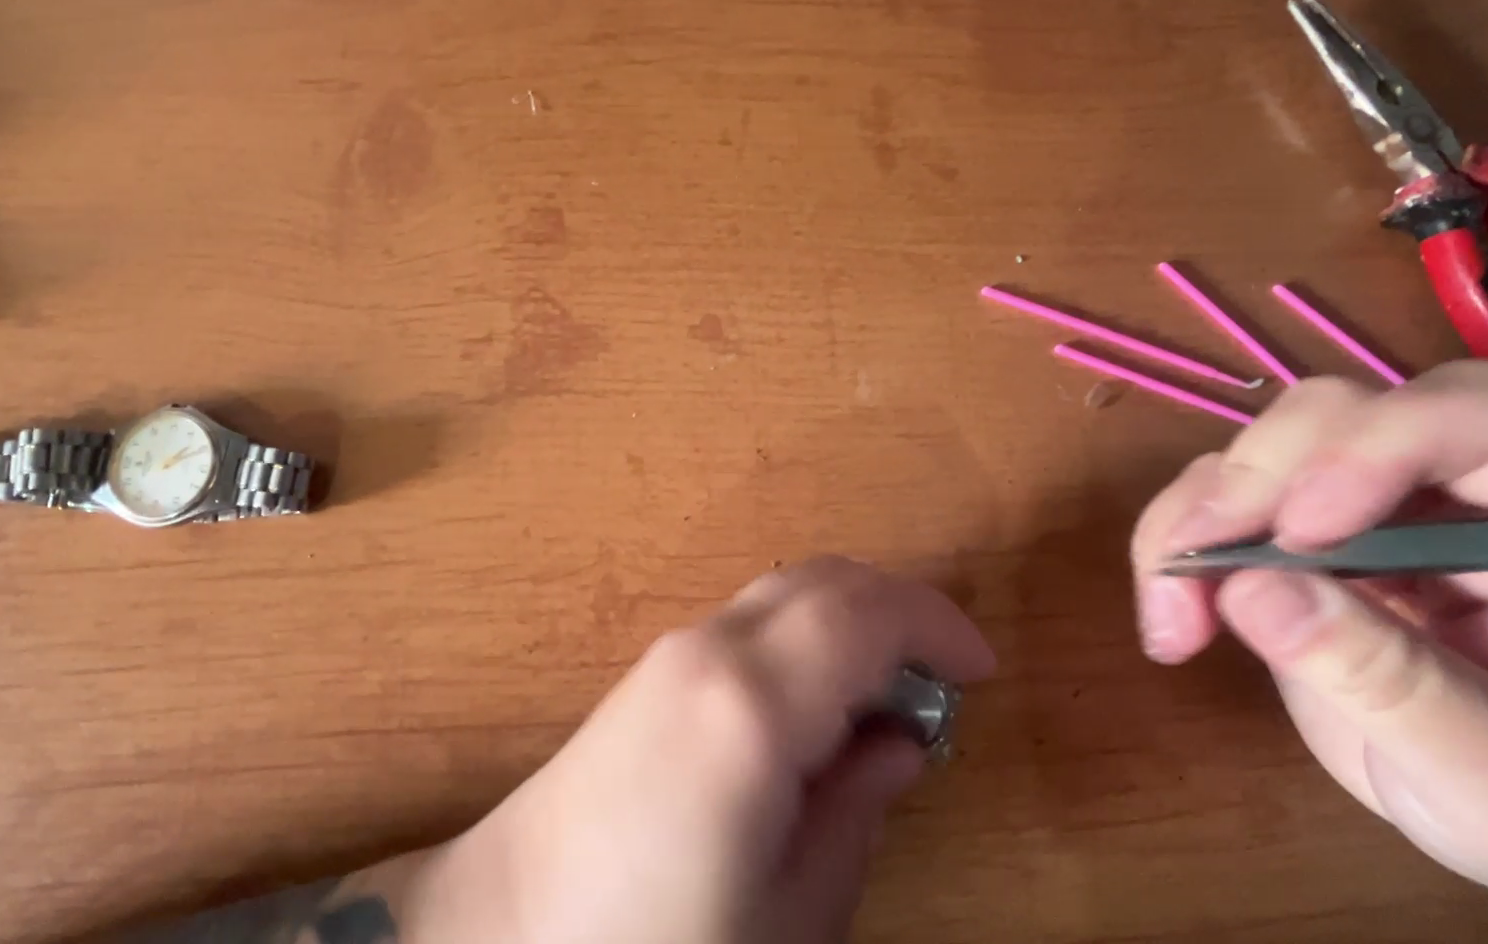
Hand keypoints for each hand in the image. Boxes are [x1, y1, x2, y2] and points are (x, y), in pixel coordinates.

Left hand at [398, 557, 994, 943]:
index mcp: (754, 704)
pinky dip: (801, 637)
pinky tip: (814, 705)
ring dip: (847, 621)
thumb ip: (856, 809)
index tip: (979, 669)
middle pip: (822, 581)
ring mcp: (669, 653)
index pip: (865, 611)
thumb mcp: (792, 908)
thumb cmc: (663, 939)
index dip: (936, 622)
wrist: (508, 931)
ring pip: (782, 594)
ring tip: (886, 696)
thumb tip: (898, 743)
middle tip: (941, 677)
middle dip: (896, 609)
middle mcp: (709, 651)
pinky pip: (747, 624)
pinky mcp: (645, 672)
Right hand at [1132, 361, 1487, 941]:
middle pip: (1337, 415)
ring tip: (1171, 621)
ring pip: (1252, 455)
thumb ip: (1397, 687)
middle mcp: (1456, 495)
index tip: (1300, 534)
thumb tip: (1253, 590)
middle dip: (1253, 478)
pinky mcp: (1290, 546)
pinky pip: (1210, 509)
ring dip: (1189, 522)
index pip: (1480, 418)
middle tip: (1200, 558)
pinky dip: (1169, 553)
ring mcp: (1364, 516)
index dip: (1379, 446)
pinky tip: (1169, 625)